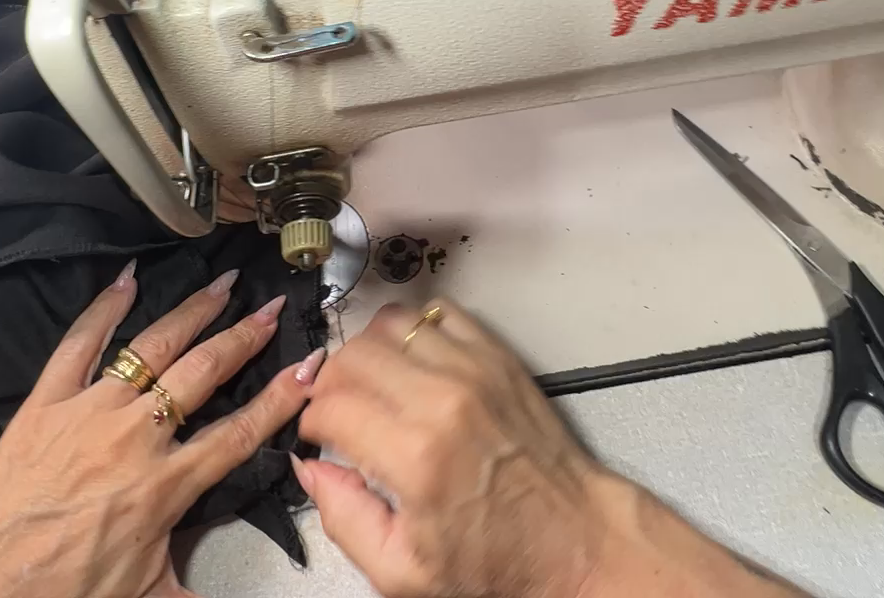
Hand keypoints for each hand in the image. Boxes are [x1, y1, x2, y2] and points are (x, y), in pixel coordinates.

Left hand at [0, 263, 324, 597]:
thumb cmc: (64, 596)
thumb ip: (194, 591)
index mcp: (166, 485)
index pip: (239, 432)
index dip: (280, 398)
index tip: (308, 365)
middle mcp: (137, 436)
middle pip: (203, 373)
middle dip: (244, 337)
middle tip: (272, 307)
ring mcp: (91, 411)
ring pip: (153, 347)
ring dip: (193, 312)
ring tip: (222, 285)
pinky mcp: (47, 402)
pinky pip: (79, 345)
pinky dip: (104, 308)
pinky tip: (127, 277)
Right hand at [294, 301, 610, 597]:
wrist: (573, 537)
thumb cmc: (496, 558)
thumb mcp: (403, 570)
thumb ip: (343, 517)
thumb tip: (310, 467)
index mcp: (416, 457)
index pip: (332, 406)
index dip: (311, 419)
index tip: (318, 432)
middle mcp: (442, 399)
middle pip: (353, 355)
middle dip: (331, 380)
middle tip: (337, 406)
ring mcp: (473, 367)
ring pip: (390, 323)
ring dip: (368, 350)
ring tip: (372, 381)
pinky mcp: (496, 353)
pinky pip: (436, 312)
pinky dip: (413, 328)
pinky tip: (412, 359)